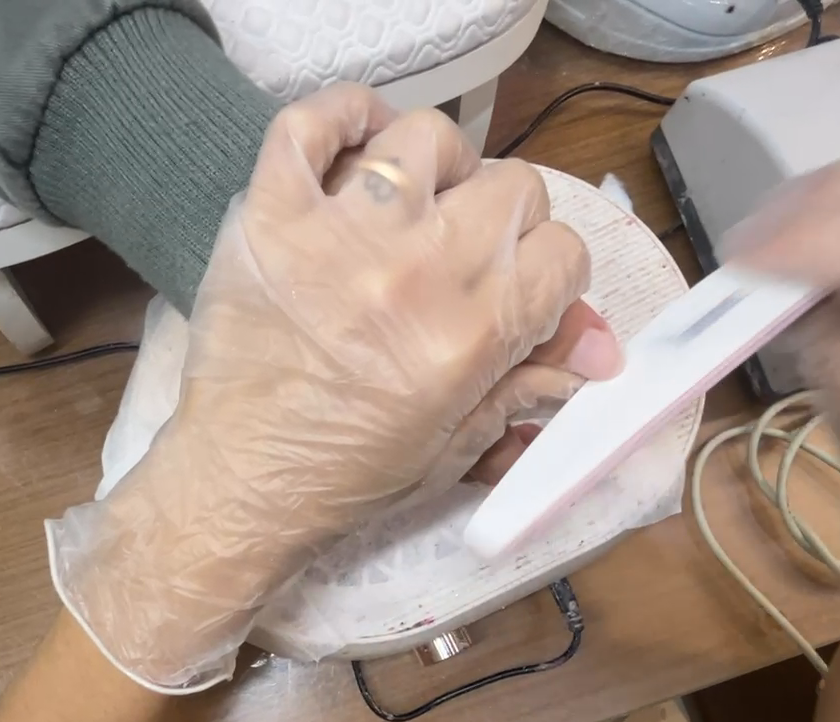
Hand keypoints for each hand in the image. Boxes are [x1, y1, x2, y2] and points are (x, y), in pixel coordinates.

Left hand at [48, 85, 603, 689]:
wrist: (241, 484)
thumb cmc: (347, 479)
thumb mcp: (451, 450)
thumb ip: (525, 387)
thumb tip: (598, 350)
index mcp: (473, 335)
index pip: (562, 255)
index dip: (553, 276)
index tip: (526, 294)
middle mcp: (416, 271)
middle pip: (511, 188)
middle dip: (507, 224)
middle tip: (468, 260)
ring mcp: (339, 234)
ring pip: (425, 138)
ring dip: (438, 168)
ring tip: (416, 210)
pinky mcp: (271, 218)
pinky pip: (310, 123)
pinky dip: (339, 119)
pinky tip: (356, 149)